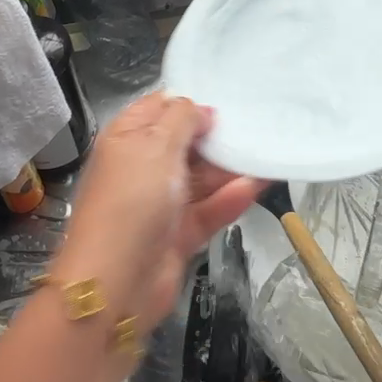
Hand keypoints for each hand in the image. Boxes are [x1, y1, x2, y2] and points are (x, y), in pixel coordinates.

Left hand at [53, 94, 263, 335]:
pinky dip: (231, 197)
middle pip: (184, 143)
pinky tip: (259, 183)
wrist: (116, 283)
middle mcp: (142, 167)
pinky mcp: (178, 233)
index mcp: (127, 138)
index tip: (224, 98)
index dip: (188, 102)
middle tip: (255, 122)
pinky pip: (209, 209)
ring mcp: (161, 202)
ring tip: (266, 150)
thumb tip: (201, 111)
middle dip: (215, 134)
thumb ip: (182, 120)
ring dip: (229, 166)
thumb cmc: (132, 201)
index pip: (158, 107)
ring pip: (200, 177)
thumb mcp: (155, 146)